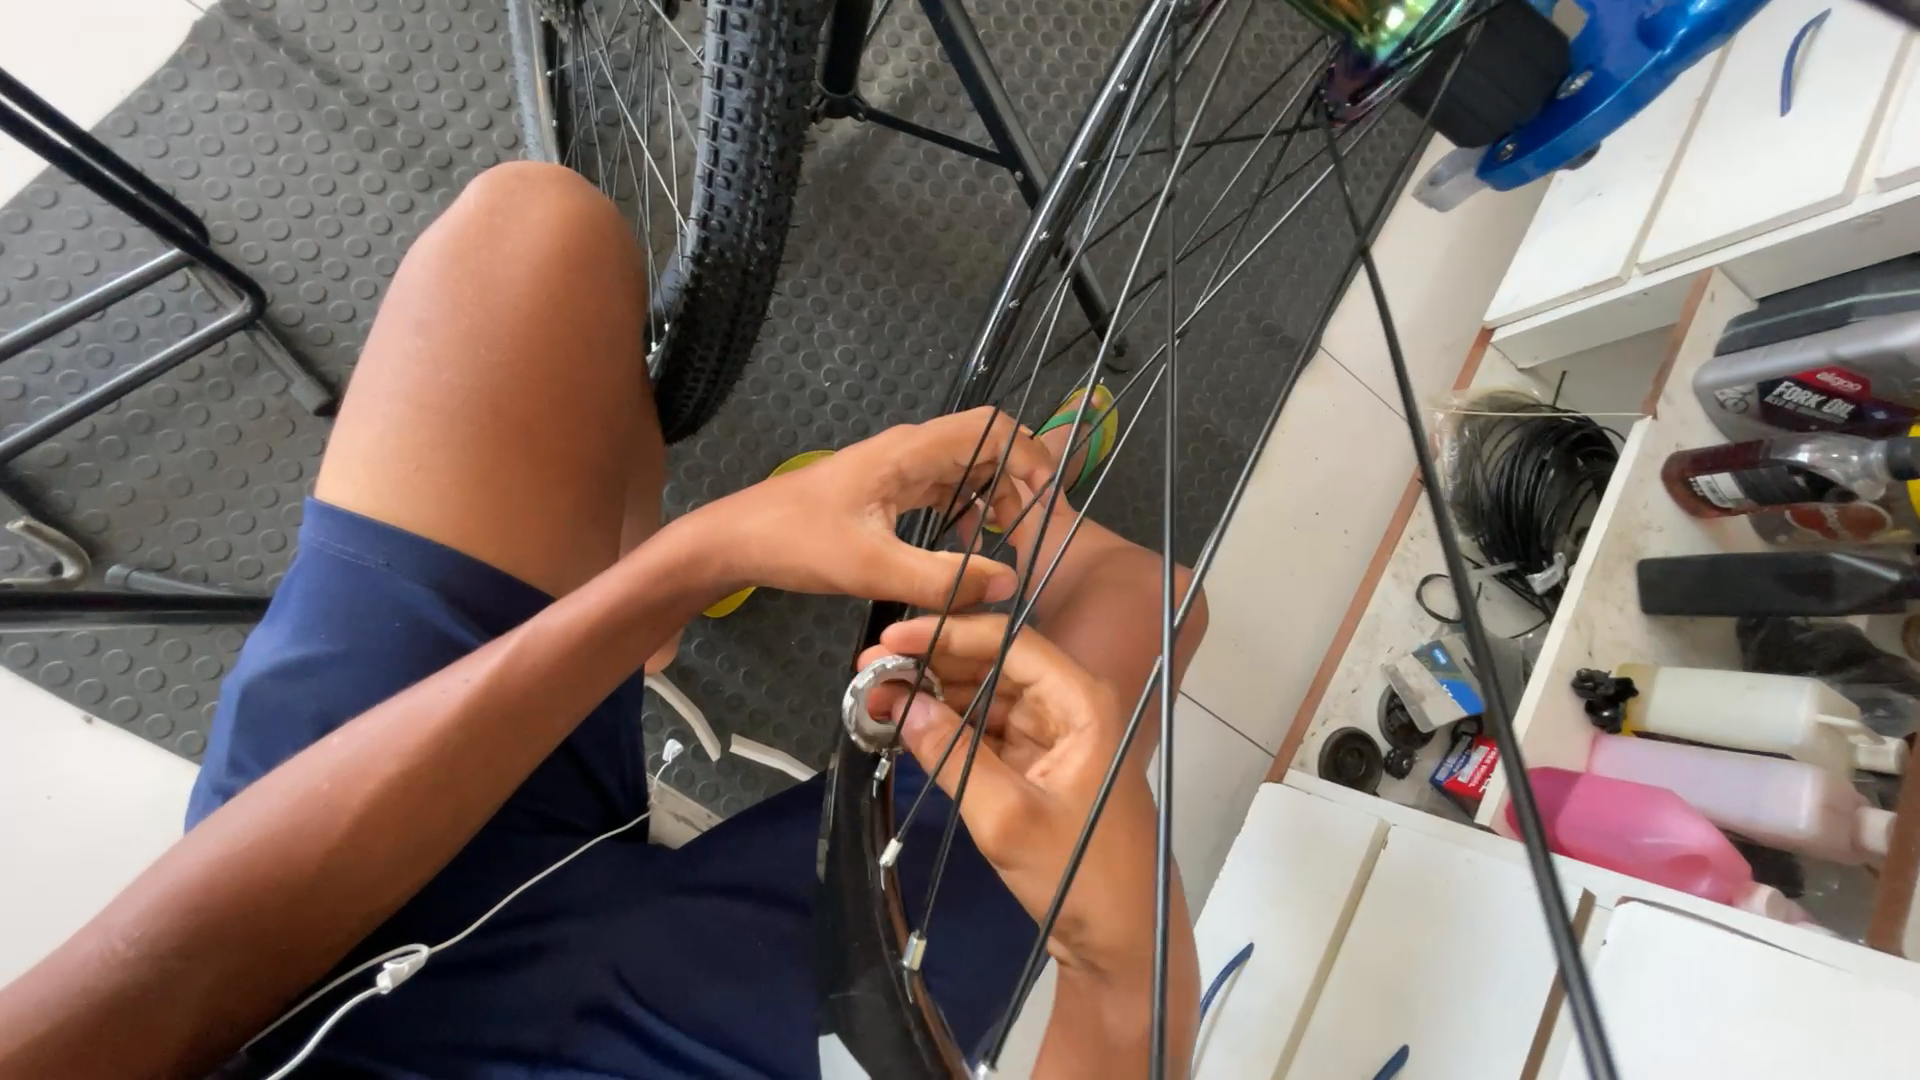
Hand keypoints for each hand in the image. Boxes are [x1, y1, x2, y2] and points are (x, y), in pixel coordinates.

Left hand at [697, 407, 1055, 609]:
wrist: (738, 539)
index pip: (990, 427)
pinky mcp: (889, 491)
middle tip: (1029, 534)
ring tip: (1005, 544)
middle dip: (1016, 483)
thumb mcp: (870, 566)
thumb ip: (940, 577)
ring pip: (966, 470)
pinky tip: (966, 544)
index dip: (1028, 455)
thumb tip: (1007, 583)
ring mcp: (899, 470)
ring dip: (993, 499)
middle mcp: (911, 452)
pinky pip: (944, 490)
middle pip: (986, 447)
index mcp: (911, 452)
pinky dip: (966, 511)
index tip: (1045, 503)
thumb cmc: (798, 543)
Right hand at [858, 614, 1165, 981]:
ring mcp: (1053, 731)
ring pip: (985, 694)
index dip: (948, 633)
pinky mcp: (1037, 759)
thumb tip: (897, 703)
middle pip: (994, 663)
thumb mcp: (1007, 818)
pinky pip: (987, 728)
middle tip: (870, 667)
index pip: (1009, 642)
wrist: (1120, 939)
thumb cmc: (1078, 875)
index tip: (892, 636)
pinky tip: (906, 723)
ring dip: (935, 693)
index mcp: (1080, 701)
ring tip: (877, 693)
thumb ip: (951, 755)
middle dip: (932, 663)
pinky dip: (948, 726)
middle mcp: (1068, 703)